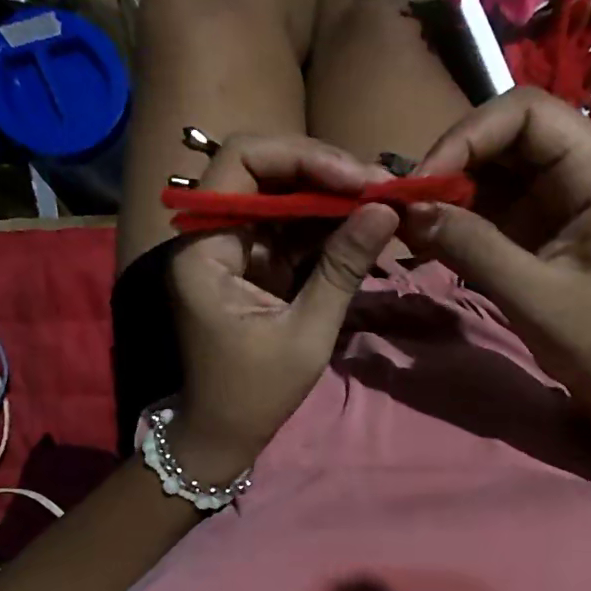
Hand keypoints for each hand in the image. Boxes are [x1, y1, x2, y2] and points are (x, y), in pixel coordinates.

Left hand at [168, 135, 399, 478]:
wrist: (224, 433)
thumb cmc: (256, 393)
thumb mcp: (306, 332)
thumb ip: (342, 267)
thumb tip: (385, 209)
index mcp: (204, 249)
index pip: (242, 164)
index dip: (301, 157)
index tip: (358, 178)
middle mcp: (211, 235)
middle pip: (264, 172)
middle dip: (324, 172)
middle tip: (382, 186)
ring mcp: (233, 248)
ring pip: (282, 197)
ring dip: (332, 196)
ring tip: (384, 202)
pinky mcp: (254, 264)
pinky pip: (291, 228)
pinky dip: (328, 225)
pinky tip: (366, 226)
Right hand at [405, 88, 590, 435]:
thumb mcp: (533, 297)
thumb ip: (472, 247)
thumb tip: (409, 211)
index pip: (527, 113)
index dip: (467, 134)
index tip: (423, 180)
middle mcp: (584, 169)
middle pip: (508, 133)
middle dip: (454, 162)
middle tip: (410, 204)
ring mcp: (564, 196)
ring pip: (497, 167)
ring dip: (453, 190)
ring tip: (414, 223)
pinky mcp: (546, 223)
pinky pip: (497, 201)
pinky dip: (463, 215)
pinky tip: (433, 237)